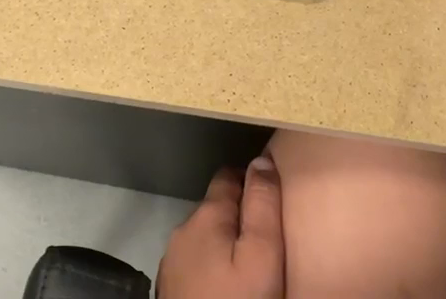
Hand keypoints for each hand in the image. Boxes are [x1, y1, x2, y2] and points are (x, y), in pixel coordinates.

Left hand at [156, 157, 284, 298]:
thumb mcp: (262, 256)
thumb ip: (262, 206)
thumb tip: (261, 160)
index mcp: (205, 216)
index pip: (228, 176)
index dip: (252, 180)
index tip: (274, 193)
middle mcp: (182, 232)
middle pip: (215, 209)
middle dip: (240, 216)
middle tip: (270, 236)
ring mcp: (173, 265)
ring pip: (205, 240)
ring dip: (225, 245)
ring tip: (252, 264)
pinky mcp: (172, 292)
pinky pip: (197, 266)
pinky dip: (213, 268)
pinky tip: (229, 288)